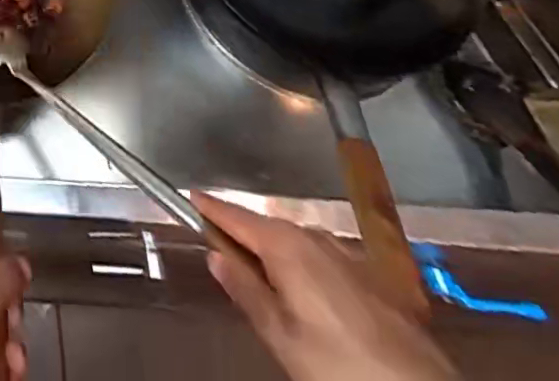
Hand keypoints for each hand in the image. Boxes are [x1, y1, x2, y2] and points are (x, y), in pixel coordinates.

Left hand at [0, 225, 31, 379]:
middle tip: (8, 309)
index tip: (6, 245)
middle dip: (11, 298)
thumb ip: (6, 270)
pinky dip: (10, 362)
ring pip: (2, 320)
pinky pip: (2, 353)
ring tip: (7, 347)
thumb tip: (19, 263)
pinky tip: (7, 366)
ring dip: (14, 335)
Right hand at [195, 194, 456, 380]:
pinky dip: (299, 260)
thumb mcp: (281, 336)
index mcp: (286, 246)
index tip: (189, 195)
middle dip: (241, 231)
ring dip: (271, 247)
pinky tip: (302, 289)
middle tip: (217, 246)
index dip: (212, 207)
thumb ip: (245, 291)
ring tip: (256, 271)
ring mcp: (345, 251)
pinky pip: (320, 254)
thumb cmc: (338, 366)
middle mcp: (315, 237)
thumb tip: (215, 256)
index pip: (237, 217)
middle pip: (265, 226)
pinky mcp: (368, 271)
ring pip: (294, 239)